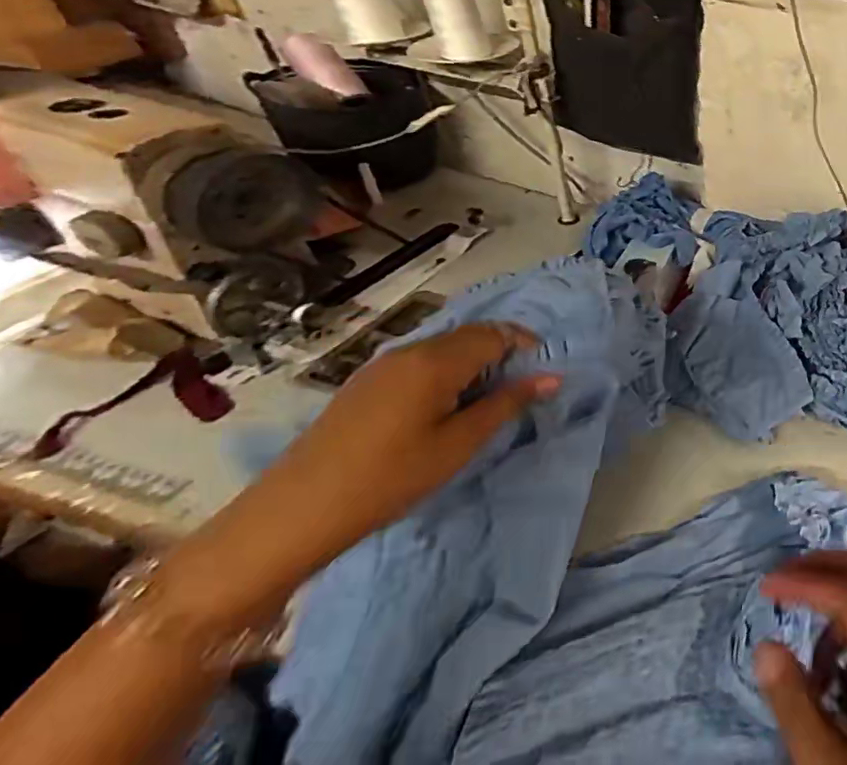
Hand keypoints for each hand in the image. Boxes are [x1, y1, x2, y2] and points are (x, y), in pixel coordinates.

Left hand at [159, 323, 558, 632]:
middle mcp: (408, 352)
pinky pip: (419, 362)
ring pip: (443, 348)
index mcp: (435, 361)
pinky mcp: (364, 384)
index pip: (494, 334)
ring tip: (483, 403)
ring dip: (472, 364)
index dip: (524, 346)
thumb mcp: (459, 443)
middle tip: (518, 389)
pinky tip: (443, 408)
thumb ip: (507, 404)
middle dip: (501, 353)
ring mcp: (381, 366)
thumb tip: (551, 377)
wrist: (295, 513)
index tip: (540, 374)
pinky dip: (445, 373)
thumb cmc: (390, 477)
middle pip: (468, 335)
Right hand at [757, 552, 846, 764]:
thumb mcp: (829, 764)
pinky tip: (826, 686)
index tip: (765, 587)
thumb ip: (796, 705)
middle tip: (783, 580)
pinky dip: (845, 640)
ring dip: (833, 614)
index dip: (808, 583)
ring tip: (805, 669)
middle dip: (826, 569)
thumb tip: (765, 646)